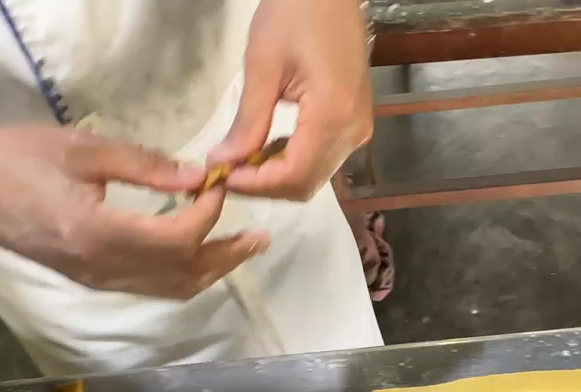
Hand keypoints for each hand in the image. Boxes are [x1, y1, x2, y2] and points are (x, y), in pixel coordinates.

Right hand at [0, 126, 267, 298]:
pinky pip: (153, 288)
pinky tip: (197, 256)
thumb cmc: (12, 160)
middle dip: (228, 255)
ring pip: (174, 288)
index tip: (219, 181)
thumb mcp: (79, 149)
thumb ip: (142, 164)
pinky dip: (184, 275)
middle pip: (187, 274)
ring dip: (211, 270)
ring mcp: (102, 282)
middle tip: (260, 238)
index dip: (209, 212)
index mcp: (103, 237)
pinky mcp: (96, 282)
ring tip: (240, 249)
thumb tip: (194, 174)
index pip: (179, 237)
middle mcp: (108, 270)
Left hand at [213, 0, 372, 199]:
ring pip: (314, 178)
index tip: (222, 178)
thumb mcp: (263, 65)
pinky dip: (292, 163)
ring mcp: (357, 133)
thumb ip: (247, 122)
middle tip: (228, 173)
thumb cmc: (296, 11)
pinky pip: (321, 161)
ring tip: (244, 161)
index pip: (293, 175)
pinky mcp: (355, 127)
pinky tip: (268, 148)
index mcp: (333, 117)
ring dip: (277, 177)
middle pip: (305, 184)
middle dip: (265, 186)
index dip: (257, 185)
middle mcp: (352, 134)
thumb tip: (224, 163)